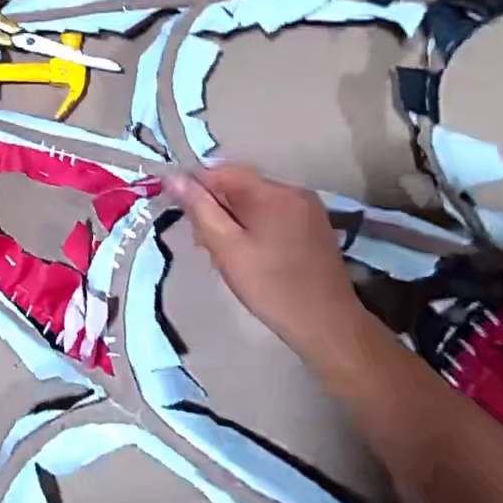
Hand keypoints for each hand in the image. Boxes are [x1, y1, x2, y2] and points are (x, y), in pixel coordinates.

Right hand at [168, 166, 367, 353]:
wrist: (330, 330)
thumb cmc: (273, 288)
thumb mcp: (227, 248)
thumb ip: (199, 208)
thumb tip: (172, 177)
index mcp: (273, 192)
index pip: (221, 172)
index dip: (195, 187)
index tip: (180, 212)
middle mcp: (294, 192)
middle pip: (239, 185)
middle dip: (214, 208)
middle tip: (202, 243)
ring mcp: (307, 210)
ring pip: (254, 201)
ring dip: (232, 219)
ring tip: (222, 253)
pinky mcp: (313, 227)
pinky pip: (272, 214)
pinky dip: (252, 226)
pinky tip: (247, 254)